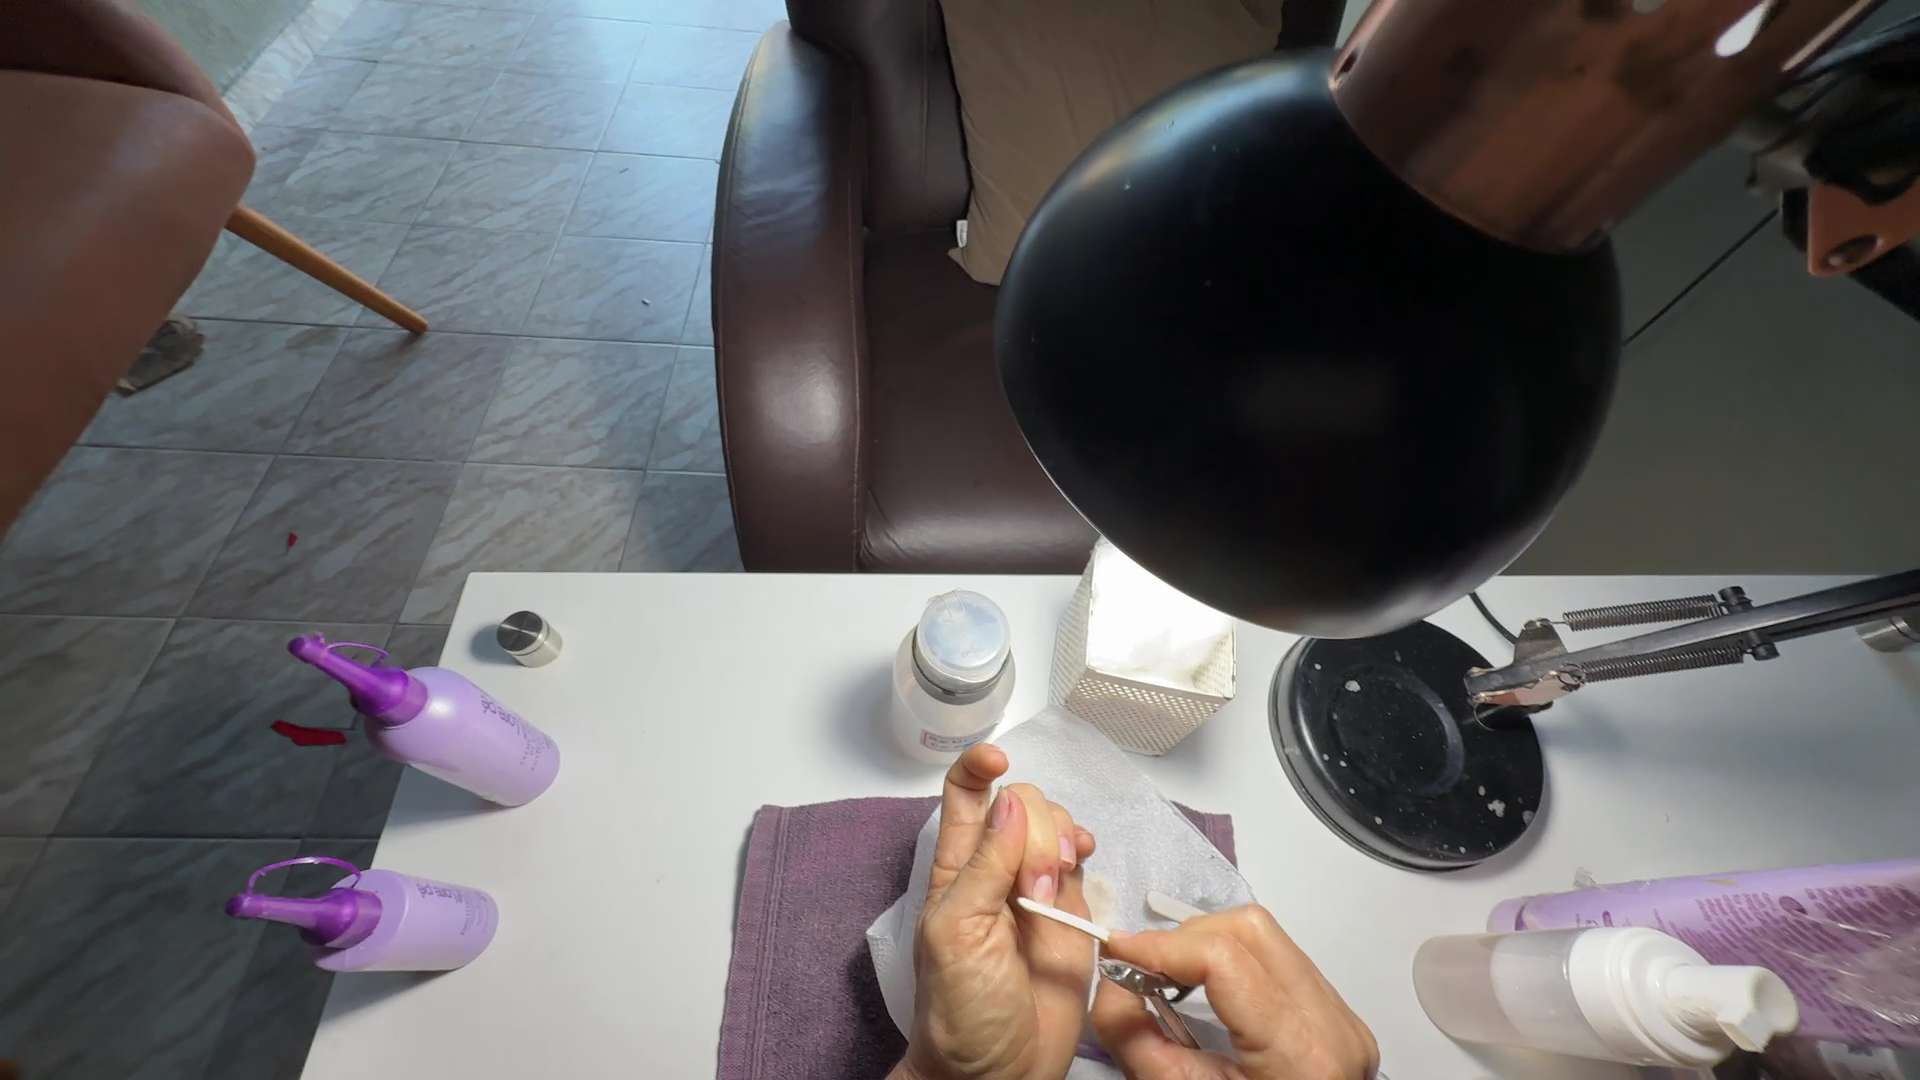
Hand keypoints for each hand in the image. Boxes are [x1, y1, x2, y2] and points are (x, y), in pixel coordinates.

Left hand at [892, 744, 1098, 1079]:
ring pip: (1052, 821)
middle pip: (1019, 801)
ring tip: (1053, 888)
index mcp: (958, 864)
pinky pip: (1078, 853)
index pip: (964, 793)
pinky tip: (1082, 856)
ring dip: (1059, 840)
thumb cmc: (960, 1010)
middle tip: (1033, 890)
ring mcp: (1033, 881)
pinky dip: (1083, 844)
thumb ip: (983, 867)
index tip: (997, 759)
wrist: (1000, 1074)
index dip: (977, 766)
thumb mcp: (956, 934)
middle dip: (1033, 830)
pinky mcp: (1068, 904)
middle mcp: (996, 863)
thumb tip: (1008, 798)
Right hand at [1092, 906, 1377, 1079]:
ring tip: (1174, 972)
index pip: (1223, 960)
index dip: (1162, 946)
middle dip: (1186, 937)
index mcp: (1301, 1056)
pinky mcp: (1339, 1011)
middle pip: (1248, 929)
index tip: (1117, 950)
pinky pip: (1279, 953)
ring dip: (1208, 940)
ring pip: (1264, 932)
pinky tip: (1210, 984)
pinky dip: (1233, 953)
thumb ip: (1133, 1037)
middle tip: (1146, 964)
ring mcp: (1343, 1016)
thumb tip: (1108, 976)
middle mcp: (1333, 1025)